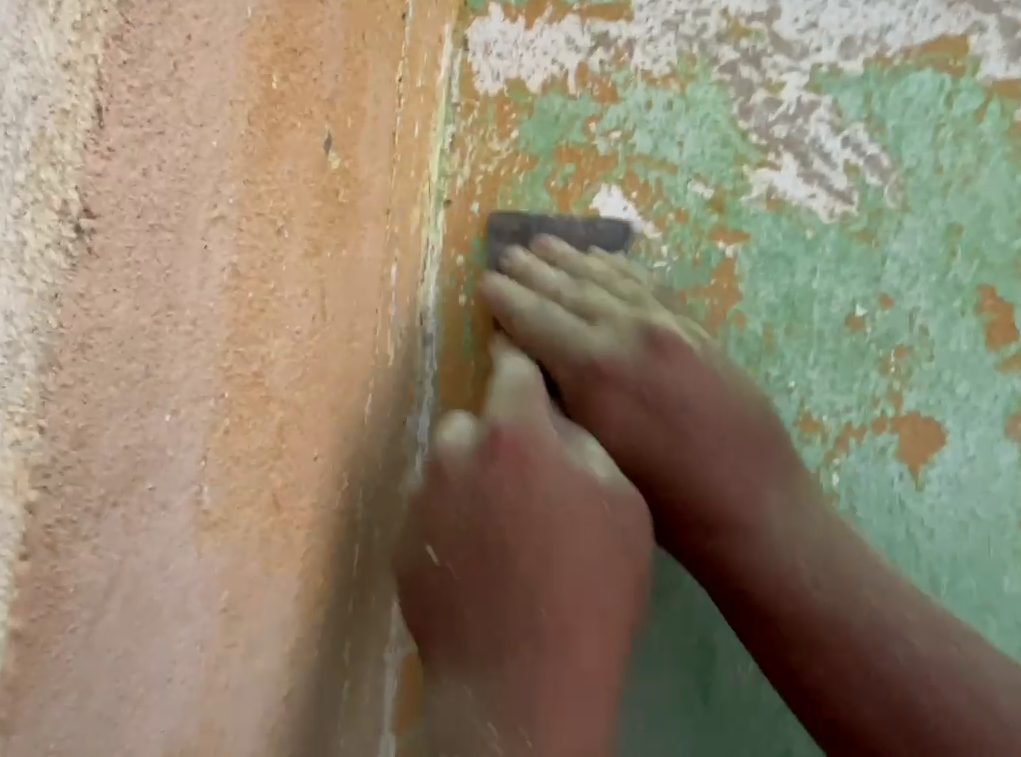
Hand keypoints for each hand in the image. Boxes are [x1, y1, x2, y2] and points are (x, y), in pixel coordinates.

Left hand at [395, 335, 652, 756]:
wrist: (520, 679)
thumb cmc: (588, 589)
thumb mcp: (620, 503)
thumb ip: (581, 442)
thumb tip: (552, 416)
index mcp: (513, 432)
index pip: (511, 366)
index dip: (520, 354)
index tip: (519, 341)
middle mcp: (455, 448)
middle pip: (477, 417)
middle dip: (501, 432)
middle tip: (529, 476)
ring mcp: (421, 489)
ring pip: (450, 459)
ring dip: (472, 471)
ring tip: (503, 522)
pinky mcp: (401, 529)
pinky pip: (430, 501)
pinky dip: (451, 511)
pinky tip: (477, 551)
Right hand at [480, 236, 813, 567]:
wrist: (755, 509)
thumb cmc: (659, 498)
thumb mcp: (588, 448)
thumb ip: (553, 392)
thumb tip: (523, 353)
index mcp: (593, 366)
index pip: (535, 318)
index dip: (505, 299)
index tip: (483, 281)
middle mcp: (628, 332)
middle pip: (568, 290)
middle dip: (532, 271)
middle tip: (505, 254)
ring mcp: (668, 326)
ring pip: (607, 280)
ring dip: (571, 259)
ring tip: (543, 242)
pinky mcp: (697, 331)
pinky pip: (649, 285)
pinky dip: (621, 268)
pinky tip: (603, 258)